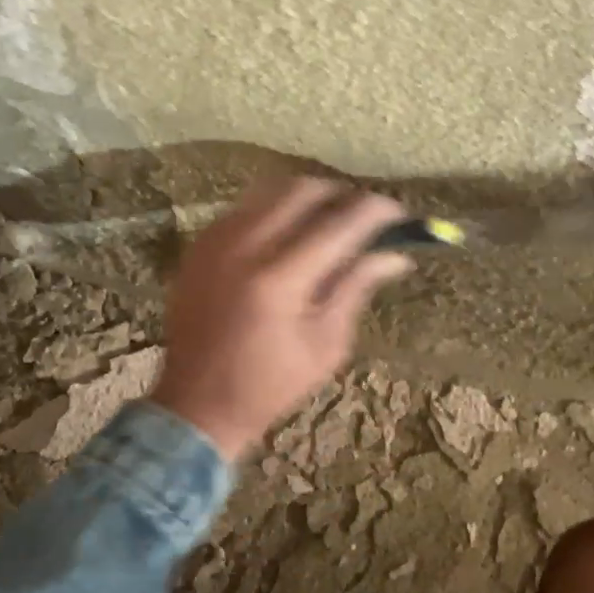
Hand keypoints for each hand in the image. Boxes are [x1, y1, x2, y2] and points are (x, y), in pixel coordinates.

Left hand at [151, 177, 412, 460]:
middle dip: (342, 195)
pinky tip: (290, 234)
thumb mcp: (326, 344)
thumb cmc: (270, 385)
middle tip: (363, 216)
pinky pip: (247, 206)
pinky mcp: (201, 243)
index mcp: (280, 280)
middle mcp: (246, 247)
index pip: (339, 224)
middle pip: (304, 190)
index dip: (376, 211)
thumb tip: (395, 255)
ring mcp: (218, 241)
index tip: (399, 214)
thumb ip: (355, 287)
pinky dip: (276, 209)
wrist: (195, 403)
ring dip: (309, 197)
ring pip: (273, 189)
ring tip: (330, 220)